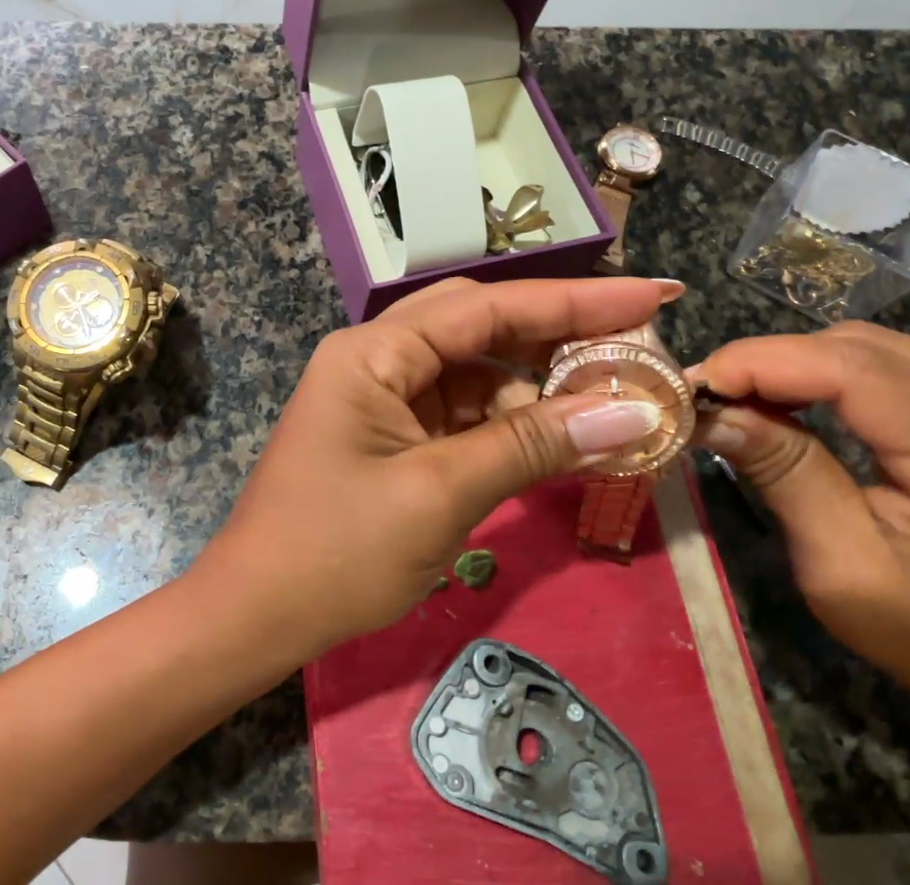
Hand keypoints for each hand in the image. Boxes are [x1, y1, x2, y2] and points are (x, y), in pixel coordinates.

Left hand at [195, 277, 683, 656]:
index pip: (486, 307)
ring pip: (473, 374)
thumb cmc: (338, 551)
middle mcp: (374, 360)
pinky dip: (508, 425)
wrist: (256, 615)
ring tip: (612, 402)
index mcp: (373, 353)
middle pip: (479, 328)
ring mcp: (379, 400)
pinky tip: (560, 438)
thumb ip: (533, 445)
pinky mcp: (388, 440)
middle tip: (638, 345)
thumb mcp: (441, 494)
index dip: (575, 300)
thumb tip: (631, 413)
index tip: (653, 294)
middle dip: (557, 336)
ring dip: (537, 388)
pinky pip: (459, 415)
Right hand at [694, 322, 909, 782]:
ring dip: (805, 367)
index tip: (693, 381)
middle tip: (709, 396)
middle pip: (870, 351)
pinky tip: (804, 403)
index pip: (859, 372)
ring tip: (745, 400)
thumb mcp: (842, 570)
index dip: (765, 362)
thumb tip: (713, 412)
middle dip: (776, 363)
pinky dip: (843, 379)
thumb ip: (786, 476)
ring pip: (886, 351)